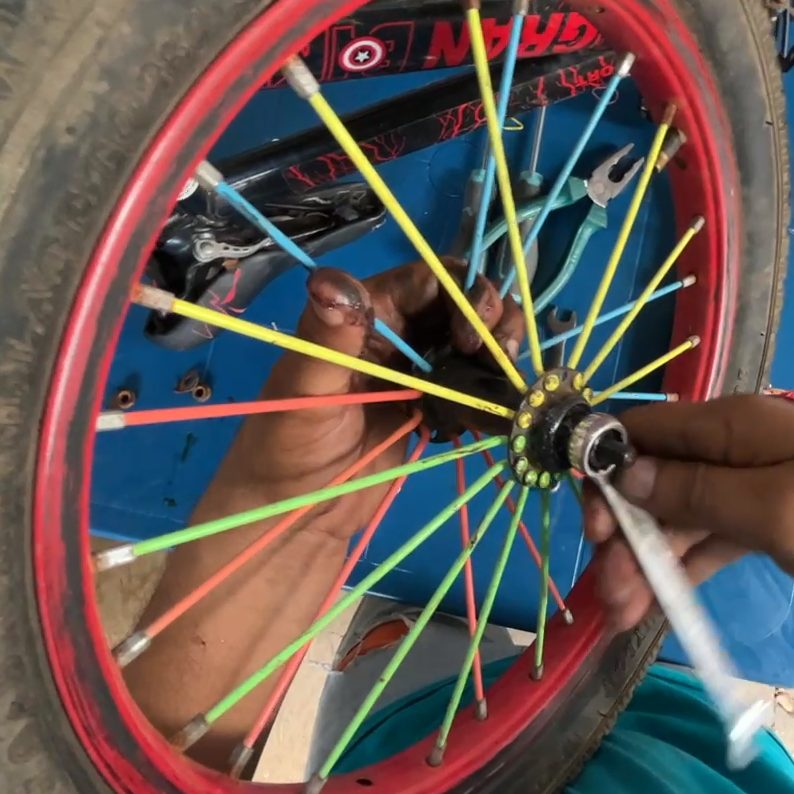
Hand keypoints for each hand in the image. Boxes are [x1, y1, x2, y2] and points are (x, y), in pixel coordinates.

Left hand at [124, 257, 523, 756]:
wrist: (300, 515)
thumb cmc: (287, 449)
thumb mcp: (306, 389)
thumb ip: (327, 335)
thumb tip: (330, 279)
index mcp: (364, 314)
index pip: (426, 280)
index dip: (460, 292)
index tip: (471, 334)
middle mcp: (397, 333)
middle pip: (461, 302)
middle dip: (491, 316)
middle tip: (500, 352)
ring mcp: (420, 369)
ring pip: (475, 338)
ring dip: (500, 347)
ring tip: (506, 375)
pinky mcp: (435, 405)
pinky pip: (475, 382)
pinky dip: (495, 387)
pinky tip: (500, 406)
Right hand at [580, 394, 793, 627]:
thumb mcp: (782, 510)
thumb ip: (700, 493)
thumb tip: (625, 474)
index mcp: (733, 424)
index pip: (643, 430)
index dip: (604, 468)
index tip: (591, 526)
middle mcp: (734, 445)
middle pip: (655, 477)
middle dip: (624, 529)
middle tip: (610, 591)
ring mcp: (753, 481)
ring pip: (679, 512)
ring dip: (649, 556)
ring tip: (626, 613)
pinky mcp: (771, 517)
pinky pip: (712, 536)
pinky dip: (686, 564)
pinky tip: (662, 601)